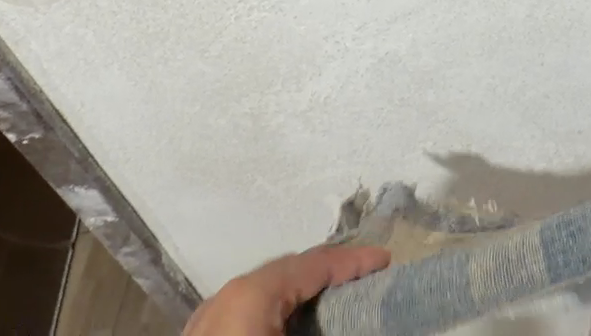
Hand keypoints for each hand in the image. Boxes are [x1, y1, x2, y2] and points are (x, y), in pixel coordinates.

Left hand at [183, 246, 389, 335]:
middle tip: (365, 278)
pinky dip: (275, 314)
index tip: (386, 261)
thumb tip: (374, 322)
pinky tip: (290, 328)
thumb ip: (335, 329)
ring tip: (334, 301)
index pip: (315, 263)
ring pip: (264, 293)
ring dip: (301, 294)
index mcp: (253, 294)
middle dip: (328, 273)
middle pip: (288, 271)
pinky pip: (244, 316)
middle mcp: (225, 299)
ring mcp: (204, 324)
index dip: (355, 261)